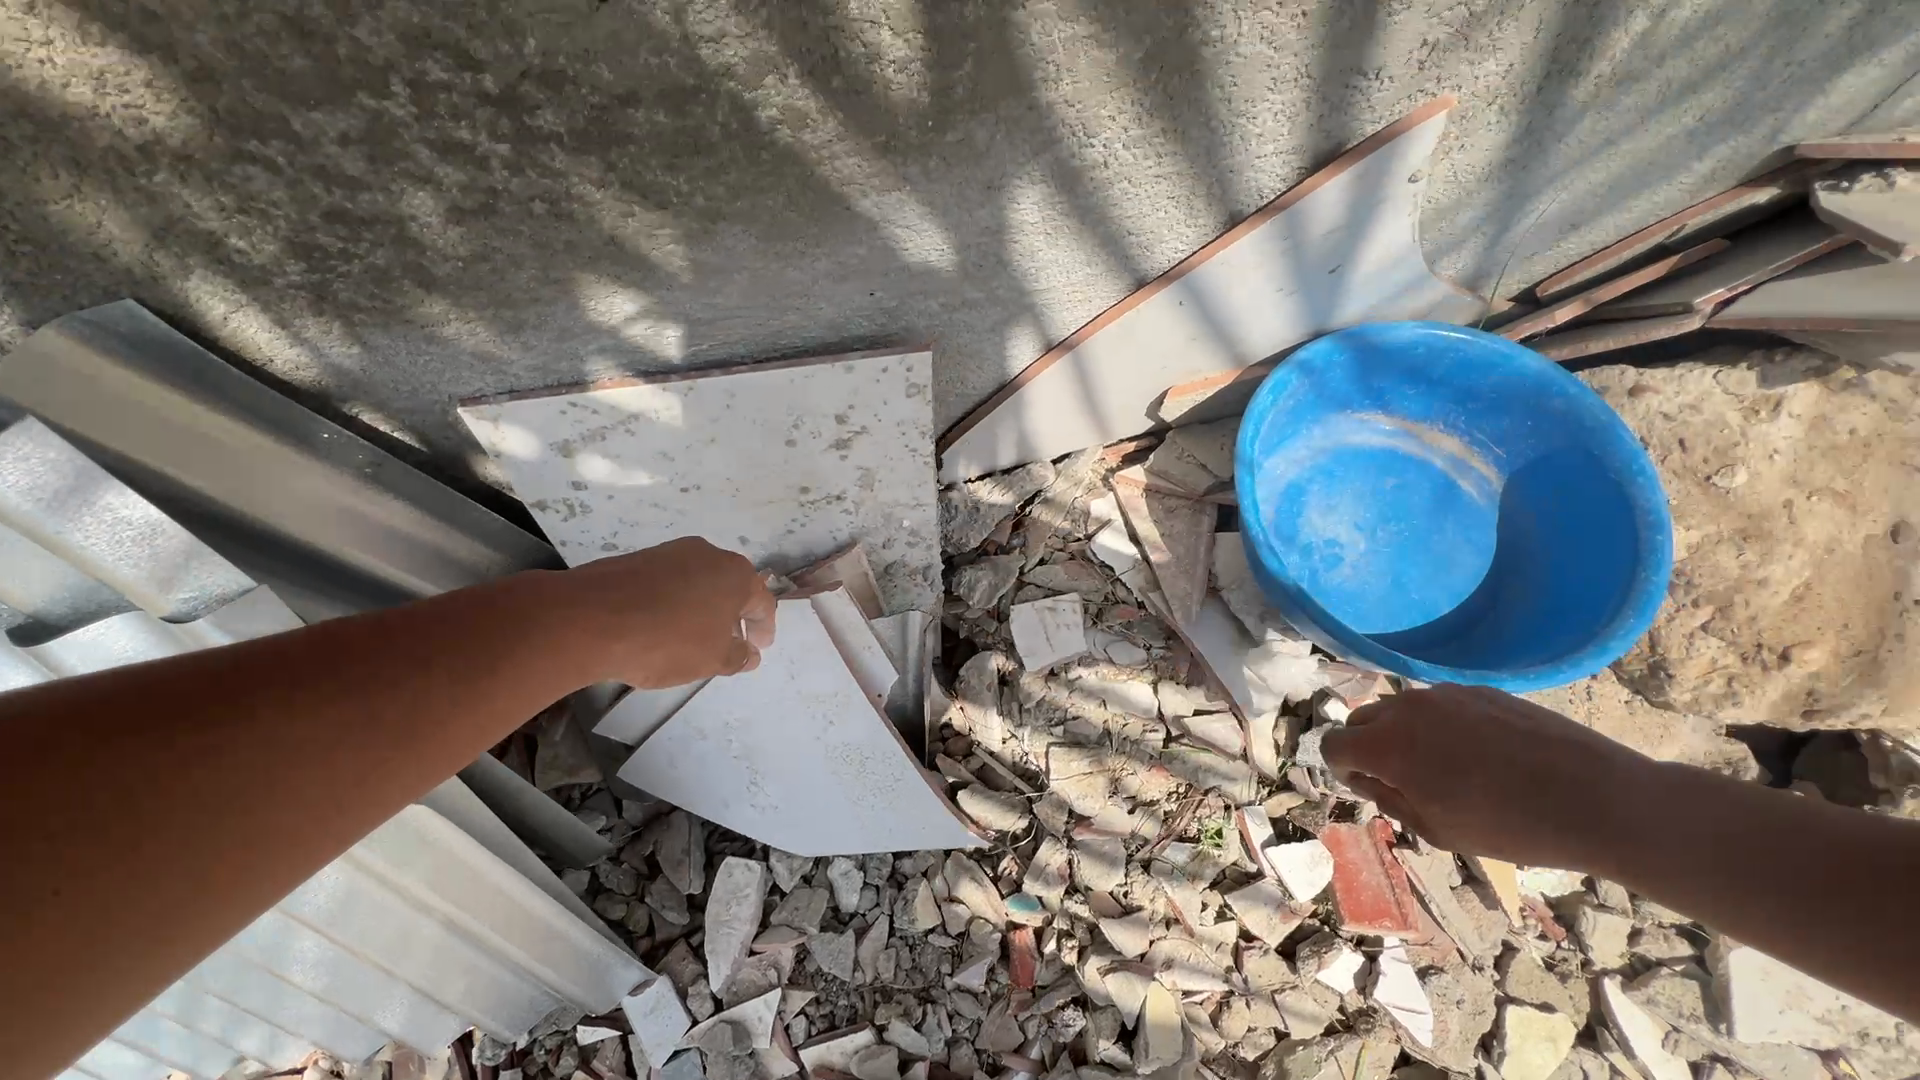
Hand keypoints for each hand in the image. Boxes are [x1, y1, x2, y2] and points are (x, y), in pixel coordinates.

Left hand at [559, 537, 776, 687]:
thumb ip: (737, 656)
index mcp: (736, 574)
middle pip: (730, 587)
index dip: (763, 628)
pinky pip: (667, 583)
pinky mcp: (637, 559)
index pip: (762, 602)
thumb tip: (750, 653)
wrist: (589, 618)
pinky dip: (673, 603)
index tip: (759, 647)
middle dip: (733, 615)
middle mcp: (708, 554)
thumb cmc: (666, 640)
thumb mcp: (711, 659)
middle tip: (729, 642)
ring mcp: (670, 552)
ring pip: (698, 583)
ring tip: (691, 638)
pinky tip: (659, 627)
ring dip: (701, 608)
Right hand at [1321, 683, 1658, 868]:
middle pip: (1361, 719)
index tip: (1370, 788)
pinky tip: (1482, 754)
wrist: (1599, 800)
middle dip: (1368, 747)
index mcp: (1386, 746)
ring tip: (1447, 766)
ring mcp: (1444, 693)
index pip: (1332, 744)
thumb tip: (1367, 779)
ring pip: (1400, 709)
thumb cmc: (1510, 828)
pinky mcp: (1479, 689)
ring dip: (1404, 733)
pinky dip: (1441, 724)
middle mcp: (1406, 708)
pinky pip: (1440, 703)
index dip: (1342, 770)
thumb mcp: (1436, 830)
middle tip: (1403, 779)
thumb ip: (1389, 800)